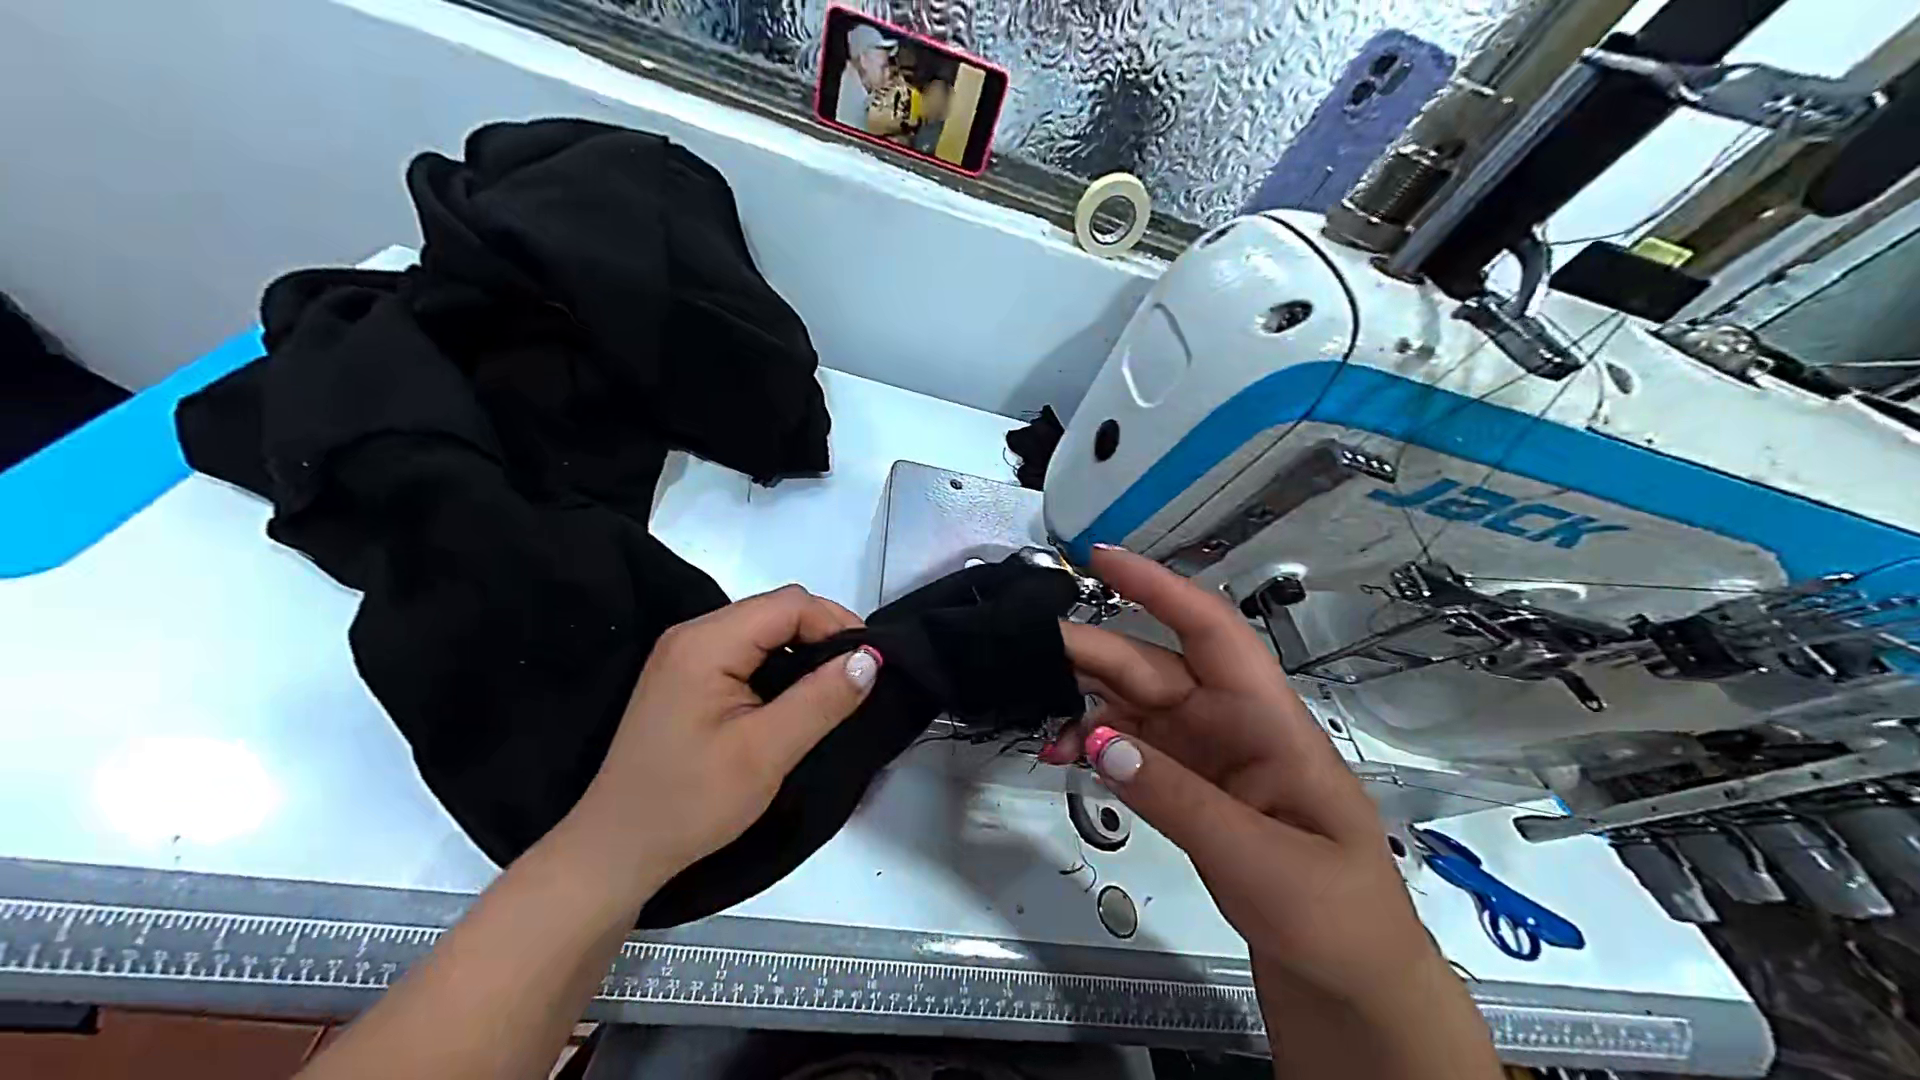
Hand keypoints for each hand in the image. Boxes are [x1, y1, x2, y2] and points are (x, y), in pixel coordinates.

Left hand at [568, 585, 881, 896]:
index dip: (836, 624)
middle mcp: (693, 635)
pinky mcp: (687, 675)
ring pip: (764, 628)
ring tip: (833, 686)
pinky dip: (780, 663)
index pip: (789, 604)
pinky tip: (794, 694)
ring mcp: (686, 654)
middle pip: (776, 609)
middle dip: (823, 634)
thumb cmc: (690, 802)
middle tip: (857, 677)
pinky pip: (747, 650)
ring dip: (803, 648)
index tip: (868, 665)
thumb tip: (870, 658)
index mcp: (706, 642)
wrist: (617, 850)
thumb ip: (821, 699)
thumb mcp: (766, 753)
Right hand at [1050, 548, 1481, 1040]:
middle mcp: (1229, 723)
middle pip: (1152, 668)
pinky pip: (1128, 749)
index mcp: (1267, 720)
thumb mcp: (1263, 862)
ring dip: (1083, 706)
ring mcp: (1203, 754)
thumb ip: (1177, 799)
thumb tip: (1099, 741)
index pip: (1211, 631)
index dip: (1158, 587)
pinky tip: (1062, 756)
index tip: (1100, 558)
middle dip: (1093, 652)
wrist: (1348, 979)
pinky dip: (1093, 747)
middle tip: (1028, 650)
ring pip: (1131, 706)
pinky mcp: (1184, 785)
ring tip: (1037, 721)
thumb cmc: (1335, 914)